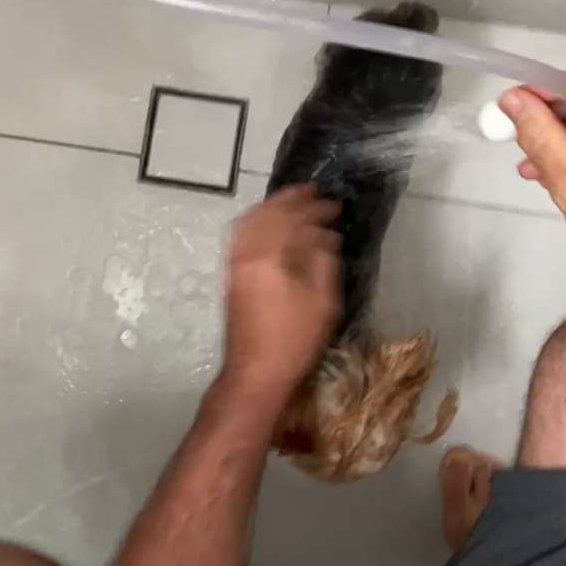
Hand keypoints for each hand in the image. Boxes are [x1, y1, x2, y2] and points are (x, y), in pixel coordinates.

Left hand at [220, 186, 341, 402]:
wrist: (255, 372)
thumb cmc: (294, 340)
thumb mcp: (322, 302)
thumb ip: (324, 261)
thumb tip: (326, 236)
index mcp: (270, 257)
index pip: (294, 219)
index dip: (317, 209)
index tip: (335, 206)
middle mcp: (246, 252)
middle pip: (268, 212)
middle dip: (293, 199)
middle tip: (314, 193)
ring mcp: (234, 262)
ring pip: (250, 219)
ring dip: (273, 206)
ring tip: (294, 203)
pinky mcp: (230, 273)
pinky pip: (240, 233)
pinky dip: (256, 220)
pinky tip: (270, 224)